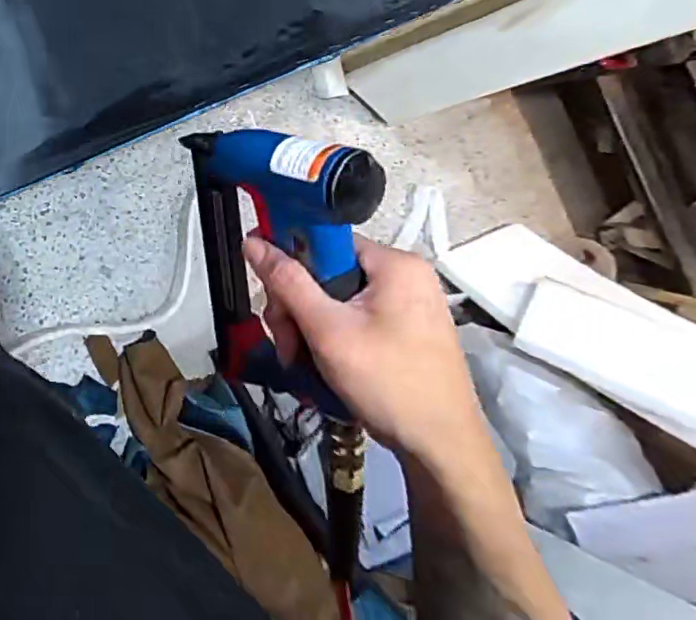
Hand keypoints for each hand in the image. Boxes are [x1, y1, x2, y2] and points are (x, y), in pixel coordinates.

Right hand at [244, 234, 484, 469]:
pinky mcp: (401, 330)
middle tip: (286, 342)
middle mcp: (402, 276)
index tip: (269, 290)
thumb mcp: (328, 330)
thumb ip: (287, 281)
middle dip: (295, 307)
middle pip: (324, 272)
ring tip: (300, 359)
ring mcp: (404, 305)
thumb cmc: (389, 383)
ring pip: (332, 298)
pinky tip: (318, 362)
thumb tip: (252, 240)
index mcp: (394, 264)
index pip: (323, 241)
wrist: (443, 453)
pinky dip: (328, 337)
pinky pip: (350, 317)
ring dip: (306, 326)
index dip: (289, 261)